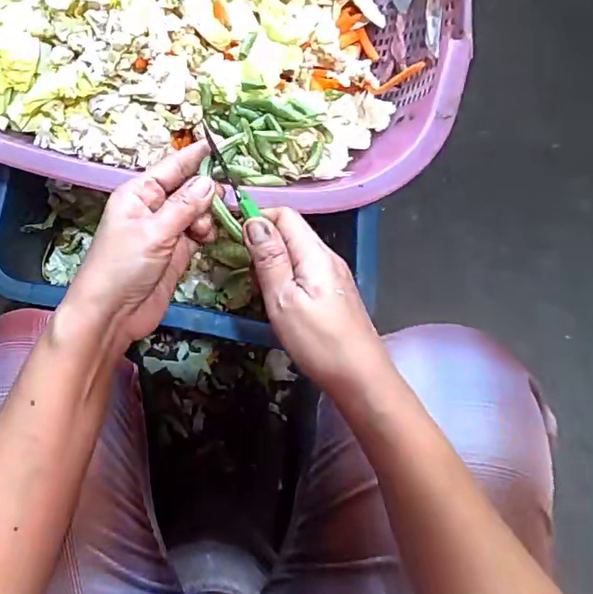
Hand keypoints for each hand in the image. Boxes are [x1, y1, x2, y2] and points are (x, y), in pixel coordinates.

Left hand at [58, 142, 217, 353]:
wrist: (111, 315)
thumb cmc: (121, 267)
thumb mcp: (154, 232)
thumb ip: (184, 206)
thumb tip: (209, 181)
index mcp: (138, 193)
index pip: (172, 166)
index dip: (195, 155)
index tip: (220, 144)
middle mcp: (152, 207)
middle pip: (189, 188)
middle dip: (206, 191)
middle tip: (220, 200)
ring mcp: (165, 230)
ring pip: (197, 211)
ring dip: (206, 216)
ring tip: (203, 232)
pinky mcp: (176, 252)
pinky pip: (198, 233)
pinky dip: (206, 233)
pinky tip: (207, 239)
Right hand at [244, 208, 391, 396]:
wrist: (361, 380)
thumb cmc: (318, 342)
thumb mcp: (283, 299)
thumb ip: (269, 258)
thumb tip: (254, 221)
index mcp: (315, 253)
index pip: (285, 214)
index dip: (257, 215)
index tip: (230, 231)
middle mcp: (327, 256)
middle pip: (291, 229)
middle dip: (262, 235)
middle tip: (237, 259)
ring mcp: (333, 274)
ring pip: (296, 249)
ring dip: (271, 255)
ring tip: (252, 278)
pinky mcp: (334, 291)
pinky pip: (304, 266)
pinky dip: (284, 270)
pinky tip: (275, 293)